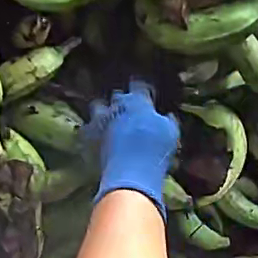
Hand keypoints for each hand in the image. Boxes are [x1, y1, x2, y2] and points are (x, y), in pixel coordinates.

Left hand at [84, 80, 178, 214]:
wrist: (130, 172)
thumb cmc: (155, 150)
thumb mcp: (170, 133)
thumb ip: (168, 121)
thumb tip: (168, 116)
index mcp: (137, 101)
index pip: (139, 85)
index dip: (143, 90)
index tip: (147, 97)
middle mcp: (116, 105)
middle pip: (117, 95)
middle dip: (122, 101)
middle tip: (129, 112)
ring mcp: (99, 120)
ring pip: (97, 107)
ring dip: (103, 112)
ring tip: (108, 122)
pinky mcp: (87, 136)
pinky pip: (86, 129)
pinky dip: (92, 133)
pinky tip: (97, 140)